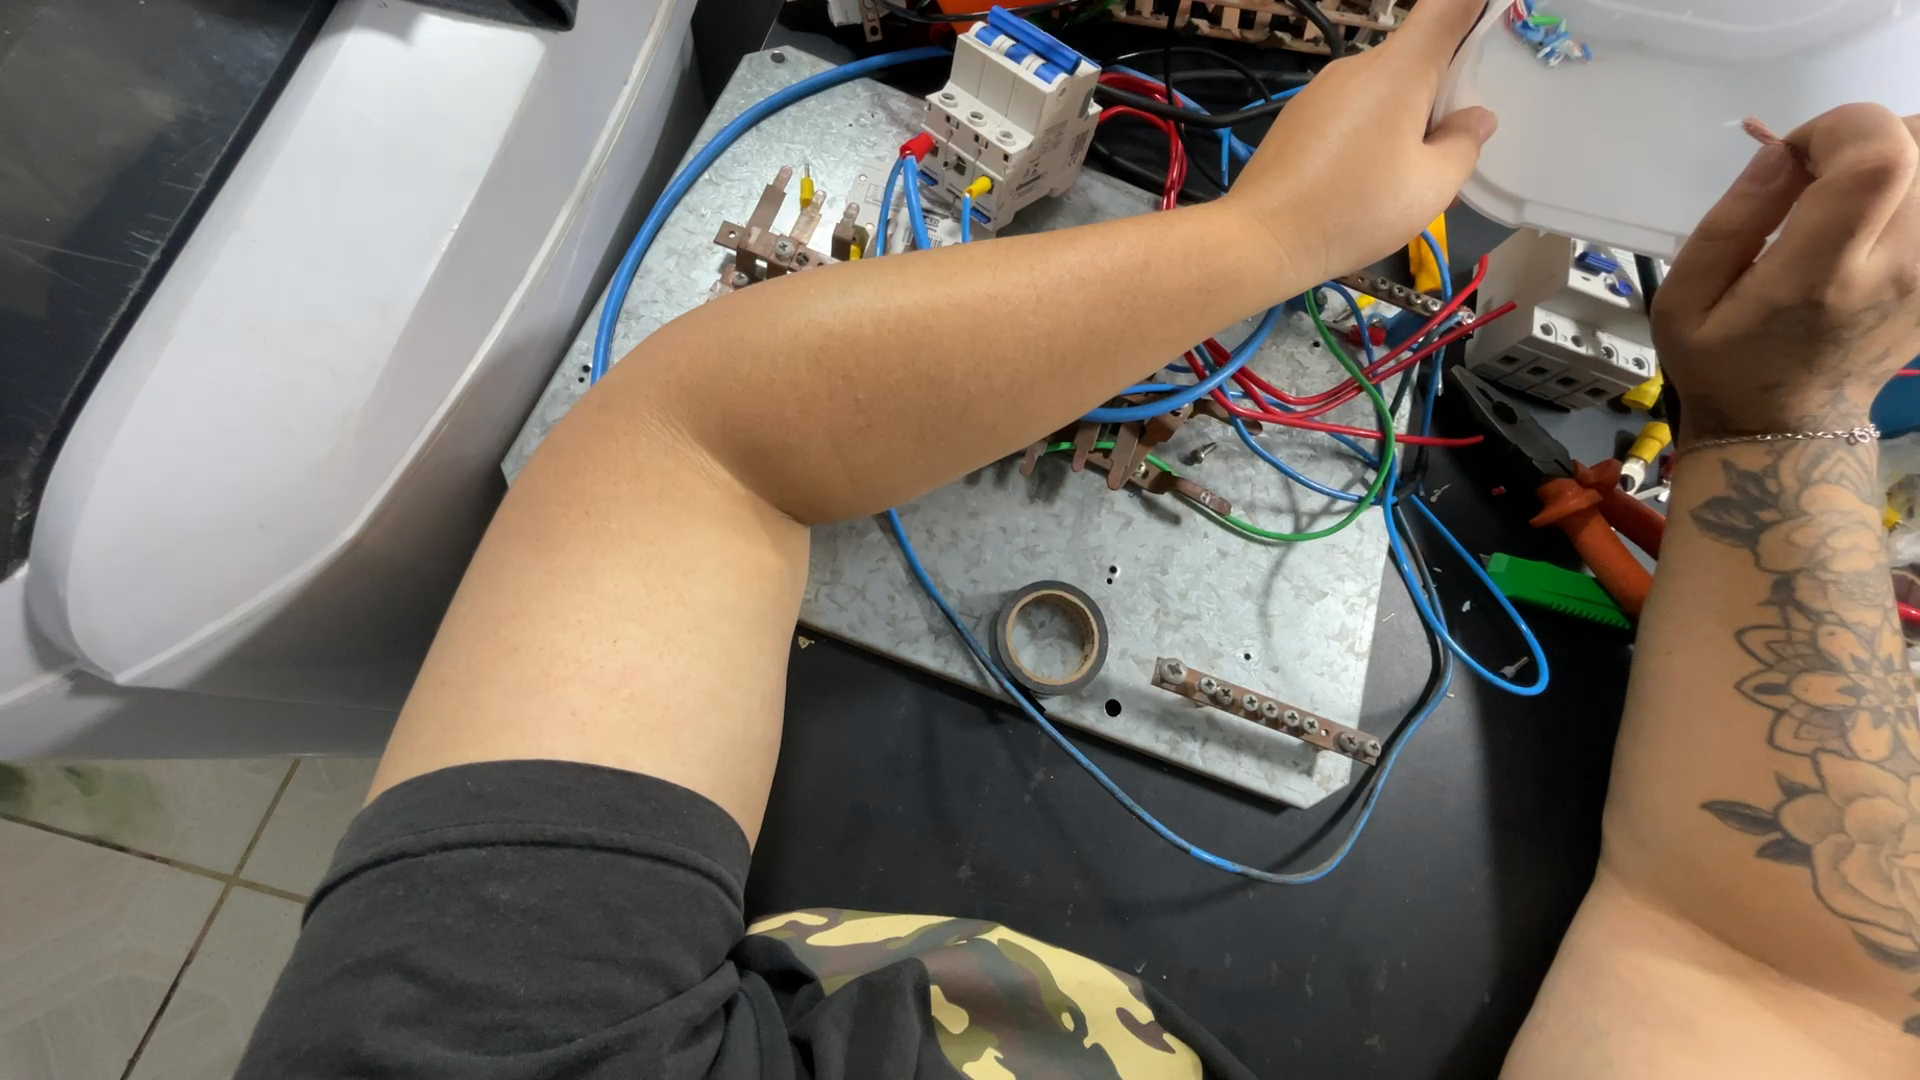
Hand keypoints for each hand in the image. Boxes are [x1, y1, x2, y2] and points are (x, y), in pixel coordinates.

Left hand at [1219, 0, 1496, 281]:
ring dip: (1397, 124)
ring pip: (1377, 94)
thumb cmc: (1348, 213)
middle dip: (1437, 93)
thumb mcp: (1430, 188)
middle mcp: (1355, 67)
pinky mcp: (1292, 124)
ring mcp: (1317, 95)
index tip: (1492, 22)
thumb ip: (1464, 146)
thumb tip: (1474, 120)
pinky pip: (1343, 118)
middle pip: (1415, 56)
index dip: (1479, 4)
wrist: (1258, 244)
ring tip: (1392, 182)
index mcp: (1400, 66)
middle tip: (1441, 148)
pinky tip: (1353, 187)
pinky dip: (1361, 140)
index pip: (1452, 2)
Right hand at [1657, 104, 1919, 440]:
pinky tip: (1873, 219)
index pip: (1878, 157)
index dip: (1837, 130)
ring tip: (1847, 198)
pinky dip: (1912, 190)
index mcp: (1819, 276)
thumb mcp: (1679, 304)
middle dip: (1866, 141)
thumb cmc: (1717, 363)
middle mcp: (1903, 264)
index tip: (1791, 157)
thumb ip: (1726, 227)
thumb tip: (1777, 155)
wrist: (1784, 420)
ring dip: (1897, 160)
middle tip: (1812, 182)